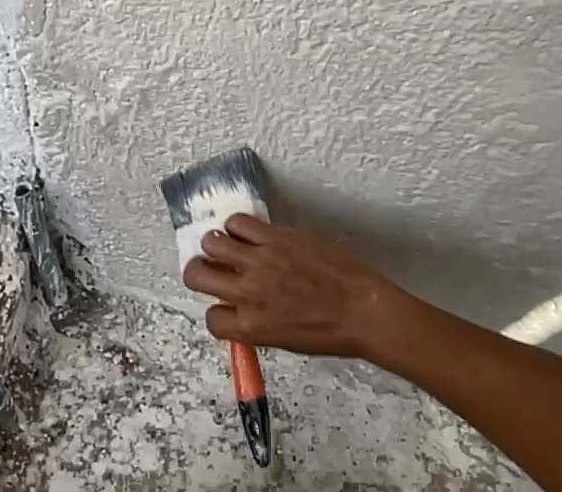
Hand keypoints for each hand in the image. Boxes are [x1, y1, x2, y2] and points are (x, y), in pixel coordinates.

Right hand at [182, 213, 409, 359]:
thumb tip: (242, 308)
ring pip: (213, 241)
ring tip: (228, 246)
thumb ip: (256, 323)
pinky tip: (248, 233)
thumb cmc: (332, 332)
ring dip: (216, 244)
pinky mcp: (276, 237)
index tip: (226, 306)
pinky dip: (238, 226)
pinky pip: (240, 222)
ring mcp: (261, 261)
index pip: (212, 318)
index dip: (217, 311)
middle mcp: (249, 292)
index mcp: (252, 326)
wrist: (365, 310)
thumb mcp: (285, 340)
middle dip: (198, 271)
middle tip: (208, 268)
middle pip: (196, 275)